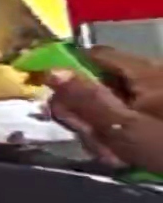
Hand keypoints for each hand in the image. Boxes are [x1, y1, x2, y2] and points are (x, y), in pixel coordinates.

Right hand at [37, 47, 162, 170]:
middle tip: (86, 132)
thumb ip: (85, 97)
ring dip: (103, 121)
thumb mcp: (121, 127)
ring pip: (119, 97)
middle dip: (85, 104)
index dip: (68, 68)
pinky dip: (125, 125)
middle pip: (105, 79)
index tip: (51, 92)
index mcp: (152, 74)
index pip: (97, 55)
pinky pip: (138, 109)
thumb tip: (52, 71)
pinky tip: (127, 147)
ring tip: (109, 148)